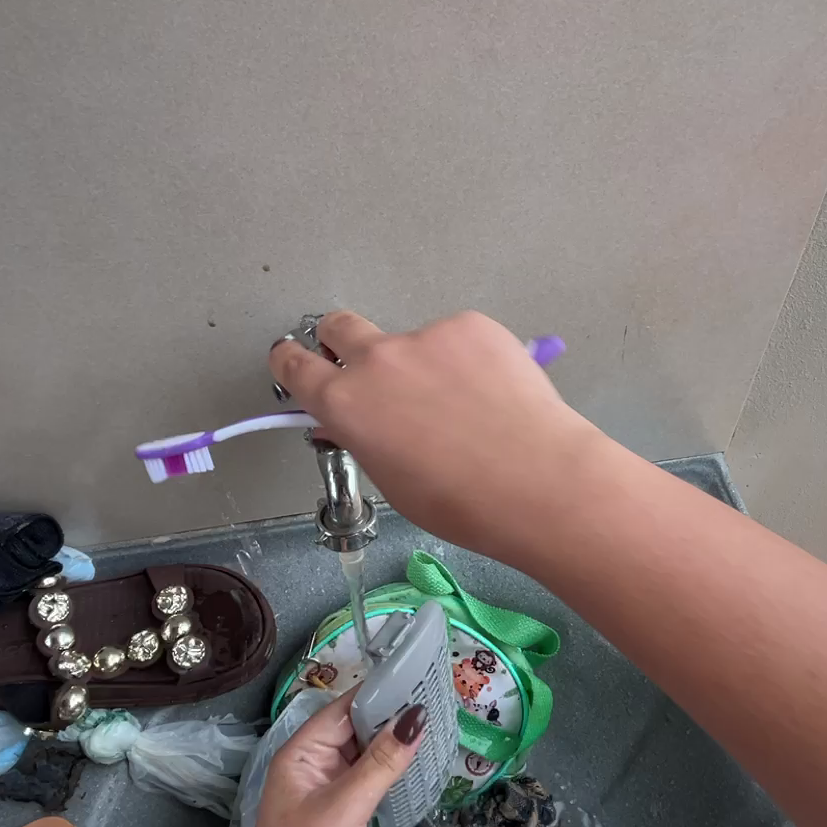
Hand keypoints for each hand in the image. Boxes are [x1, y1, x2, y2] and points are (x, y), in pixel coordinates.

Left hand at [244, 690, 426, 826]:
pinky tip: (419, 760)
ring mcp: (331, 792)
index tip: (415, 675)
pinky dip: (393, 769)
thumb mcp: (344, 807)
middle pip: (356, 729)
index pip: (342, 710)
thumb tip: (416, 716)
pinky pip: (372, 780)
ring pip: (367, 755)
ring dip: (394, 742)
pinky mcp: (347, 817)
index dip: (376, 692)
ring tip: (434, 719)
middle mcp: (314, 767)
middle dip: (390, 715)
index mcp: (300, 755)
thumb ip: (381, 762)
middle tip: (433, 694)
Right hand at [269, 310, 610, 557]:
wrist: (536, 479)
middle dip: (342, 341)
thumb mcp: (392, 481)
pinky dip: (467, 358)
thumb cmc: (460, 502)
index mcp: (345, 402)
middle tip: (369, 368)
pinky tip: (494, 391)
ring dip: (423, 362)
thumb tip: (354, 421)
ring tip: (465, 403)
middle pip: (339, 325)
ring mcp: (426, 335)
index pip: (294, 363)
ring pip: (412, 340)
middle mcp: (376, 359)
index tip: (294, 359)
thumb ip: (363, 438)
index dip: (290, 360)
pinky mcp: (471, 325)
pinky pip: (457, 338)